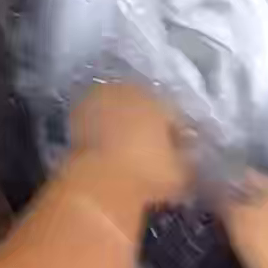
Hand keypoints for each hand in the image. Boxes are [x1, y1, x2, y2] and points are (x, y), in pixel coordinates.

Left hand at [68, 82, 191, 204]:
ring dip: (122, 120)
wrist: (100, 178)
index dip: (176, 133)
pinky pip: (96, 113)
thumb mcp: (180, 175)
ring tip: (124, 147)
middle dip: (148, 121)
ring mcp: (102, 94)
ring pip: (118, 105)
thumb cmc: (147, 174)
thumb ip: (188, 161)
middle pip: (144, 103)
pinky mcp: (79, 106)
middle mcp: (130, 88)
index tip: (177, 152)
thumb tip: (188, 155)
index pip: (173, 112)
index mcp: (158, 99)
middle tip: (149, 148)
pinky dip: (100, 125)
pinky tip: (104, 145)